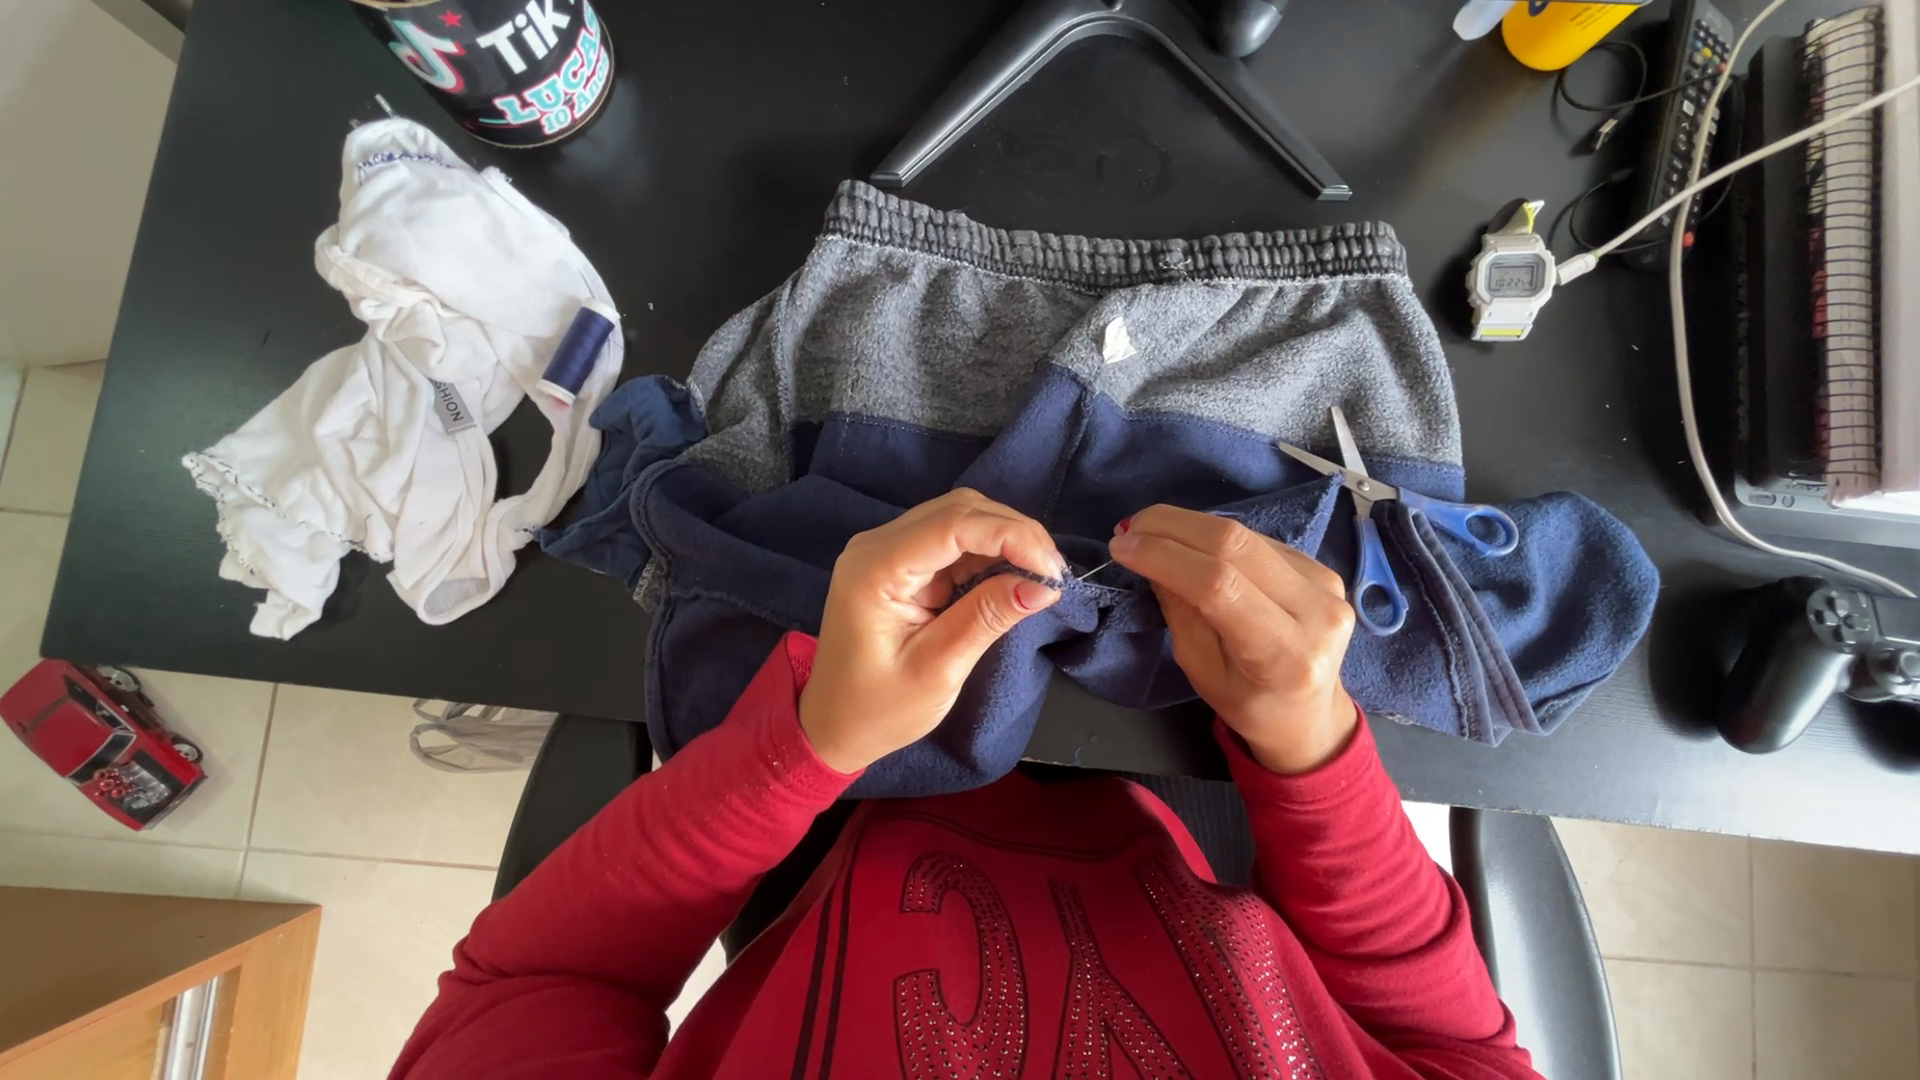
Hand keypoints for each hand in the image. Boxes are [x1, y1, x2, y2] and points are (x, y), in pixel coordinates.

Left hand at [799, 489, 1063, 773]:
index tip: (1052, 570)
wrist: (833, 726)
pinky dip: (990, 553)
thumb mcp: (938, 670)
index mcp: (875, 568)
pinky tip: (1015, 574)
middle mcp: (878, 545)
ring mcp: (889, 550)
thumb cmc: (877, 709)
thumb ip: (987, 618)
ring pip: (960, 519)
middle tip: (1054, 574)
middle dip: (1014, 533)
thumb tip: (1043, 586)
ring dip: (1006, 540)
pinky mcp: (903, 563)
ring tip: (1042, 575)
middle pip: (958, 511)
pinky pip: (954, 542)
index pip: (952, 525)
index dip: (1011, 535)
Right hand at [1108, 506, 1358, 773]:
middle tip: (1128, 527)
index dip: (1165, 557)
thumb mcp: (1201, 671)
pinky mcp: (1323, 567)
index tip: (1121, 546)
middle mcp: (1316, 612)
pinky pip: (1257, 539)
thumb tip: (1152, 559)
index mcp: (1285, 655)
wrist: (1309, 714)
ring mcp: (1325, 584)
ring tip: (1148, 529)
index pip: (1219, 586)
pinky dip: (1213, 536)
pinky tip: (1188, 542)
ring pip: (1245, 534)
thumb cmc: (1248, 703)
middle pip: (1235, 545)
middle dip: (1172, 527)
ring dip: (1188, 524)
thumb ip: (1181, 613)